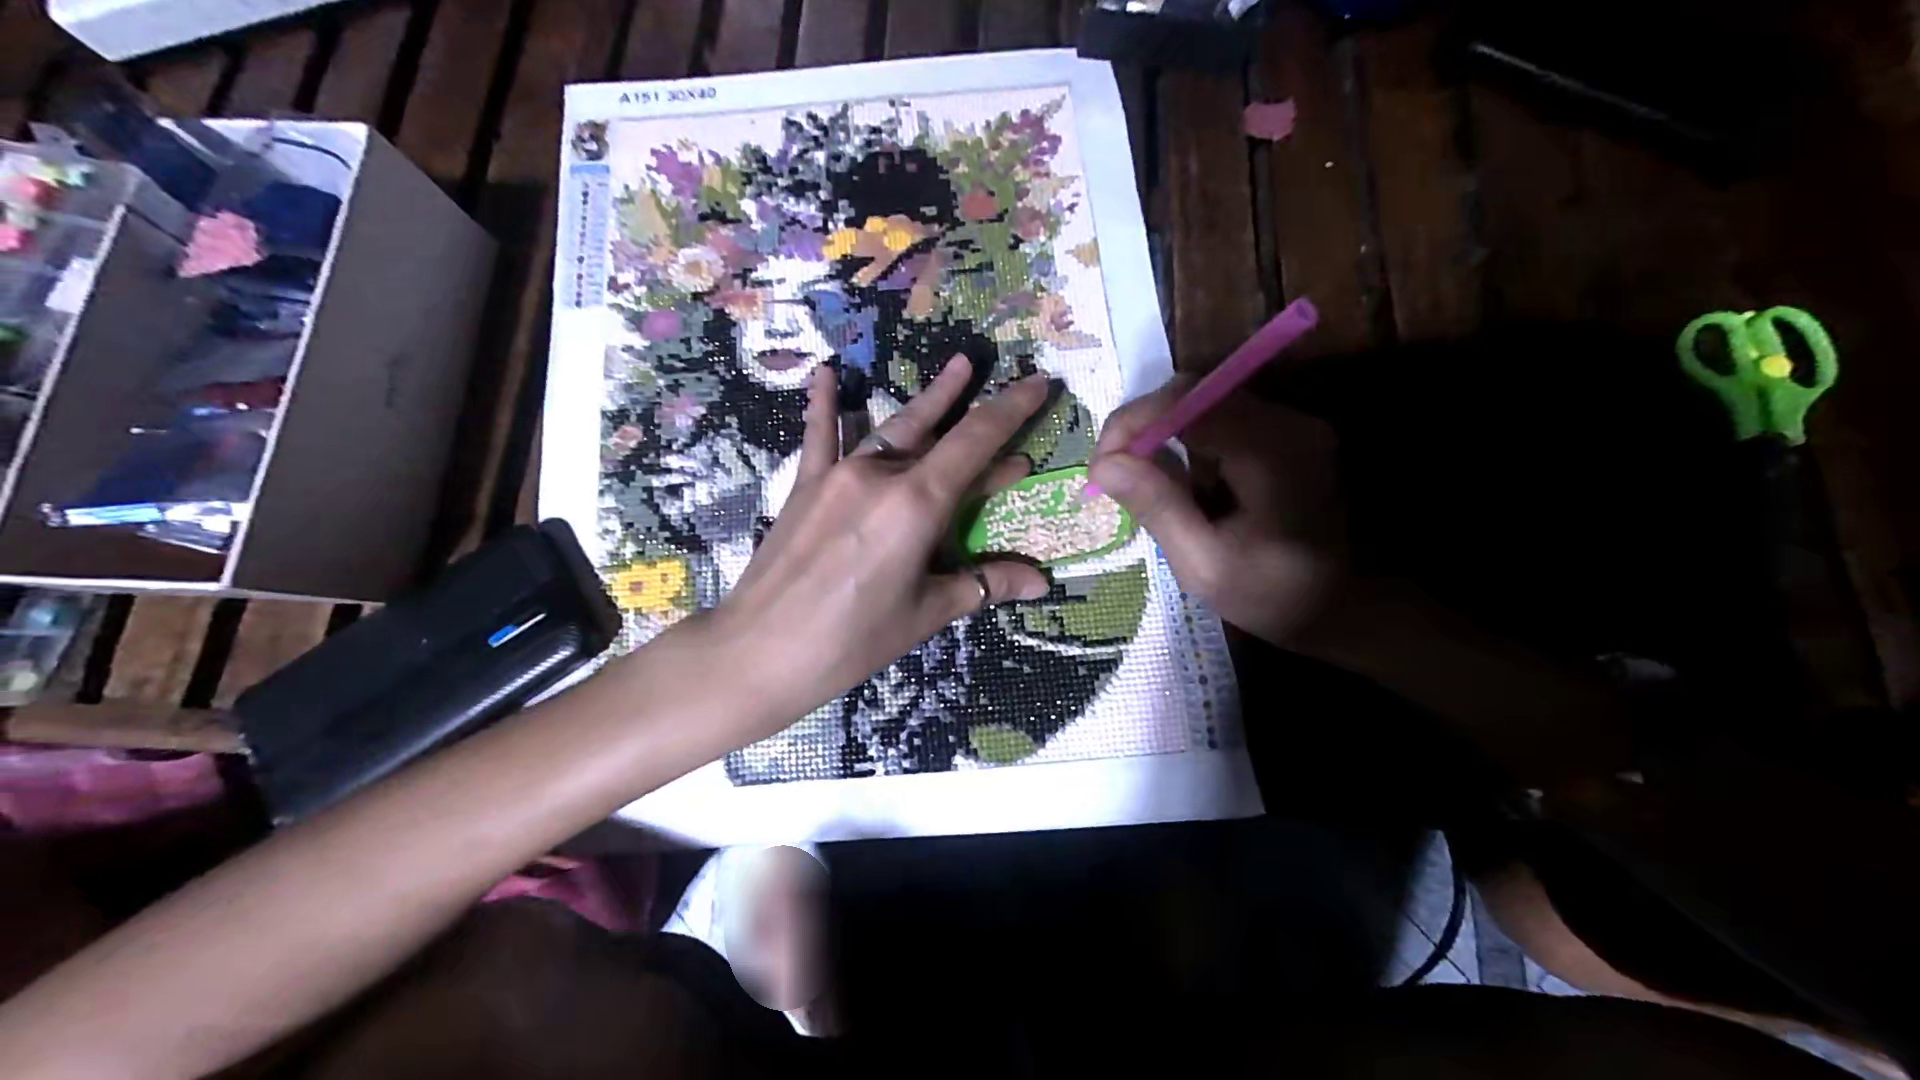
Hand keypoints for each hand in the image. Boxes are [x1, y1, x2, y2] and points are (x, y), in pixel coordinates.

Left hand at [699, 356, 1050, 741]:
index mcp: (916, 504)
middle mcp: (880, 475)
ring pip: (893, 427)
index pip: (977, 442)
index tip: (1039, 383)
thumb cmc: (851, 641)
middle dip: (981, 407)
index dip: (1012, 411)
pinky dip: (825, 406)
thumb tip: (1040, 583)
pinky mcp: (805, 485)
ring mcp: (838, 475)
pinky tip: (825, 374)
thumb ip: (984, 585)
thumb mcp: (926, 614)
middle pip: (940, 431)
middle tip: (1013, 382)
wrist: (759, 651)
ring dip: (930, 399)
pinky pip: (820, 437)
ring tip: (960, 366)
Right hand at [1088, 376, 1343, 646]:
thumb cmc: (1267, 594)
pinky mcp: (1283, 431)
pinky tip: (1168, 471)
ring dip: (1158, 429)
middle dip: (1141, 424)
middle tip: (1110, 469)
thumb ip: (1157, 507)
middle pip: (1193, 391)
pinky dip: (1181, 435)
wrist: (1334, 604)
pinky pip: (1217, 414)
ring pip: (1201, 399)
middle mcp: (1287, 424)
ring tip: (1132, 473)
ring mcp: (1289, 423)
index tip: (1100, 465)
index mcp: (1272, 455)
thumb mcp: (1202, 565)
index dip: (1134, 422)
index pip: (1188, 404)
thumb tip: (1102, 463)